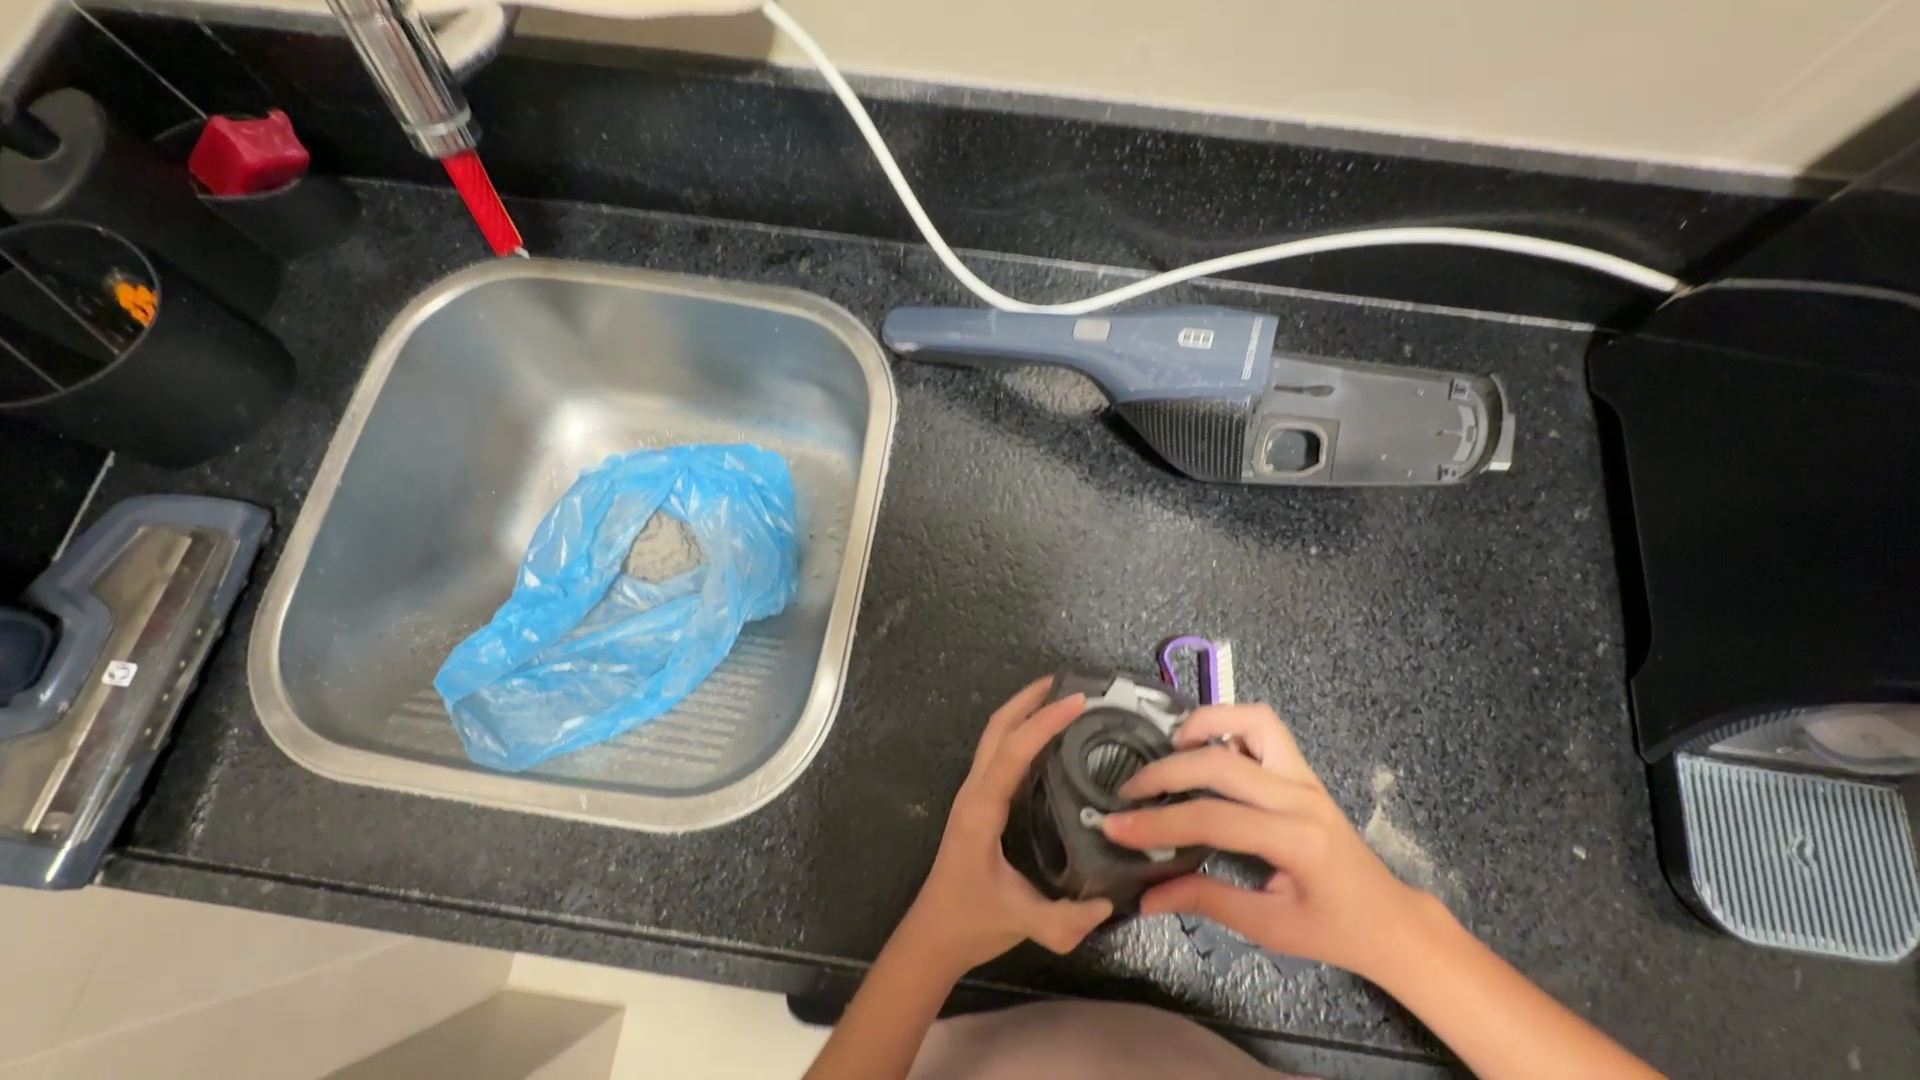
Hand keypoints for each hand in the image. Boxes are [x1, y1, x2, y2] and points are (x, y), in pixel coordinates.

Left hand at [899, 677, 1114, 972]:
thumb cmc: (971, 921)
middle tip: (1069, 682)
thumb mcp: (1021, 922)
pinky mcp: (980, 803)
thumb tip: (1109, 902)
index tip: (1078, 702)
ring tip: (1063, 699)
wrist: (935, 934)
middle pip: (996, 729)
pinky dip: (1023, 733)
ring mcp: (974, 795)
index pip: (1011, 753)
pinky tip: (1051, 739)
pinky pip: (1000, 754)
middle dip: (1029, 698)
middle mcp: (974, 793)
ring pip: (995, 737)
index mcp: (981, 811)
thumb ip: (1064, 920)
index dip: (1043, 723)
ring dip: (1024, 711)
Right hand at [1099, 703, 1433, 981]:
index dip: (1157, 823)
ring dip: (1205, 724)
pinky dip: (1229, 724)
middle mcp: (1301, 797)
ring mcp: (1305, 777)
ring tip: (1170, 748)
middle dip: (1165, 773)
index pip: (1212, 820)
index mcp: (1296, 841)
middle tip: (1129, 792)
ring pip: (1252, 721)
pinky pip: (1265, 728)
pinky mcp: (1303, 771)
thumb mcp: (1269, 927)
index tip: (1115, 827)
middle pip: (1221, 763)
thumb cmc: (1335, 931)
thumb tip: (1146, 897)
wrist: (1392, 921)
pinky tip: (1204, 749)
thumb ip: (1206, 900)